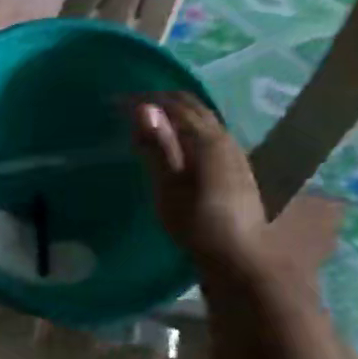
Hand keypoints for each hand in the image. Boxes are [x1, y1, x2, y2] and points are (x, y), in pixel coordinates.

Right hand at [131, 93, 268, 275]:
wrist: (242, 259)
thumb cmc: (199, 224)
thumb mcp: (169, 187)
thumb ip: (157, 147)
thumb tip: (143, 108)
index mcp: (208, 140)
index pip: (175, 105)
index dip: (146, 99)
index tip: (115, 102)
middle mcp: (226, 139)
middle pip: (194, 107)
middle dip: (161, 102)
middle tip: (129, 108)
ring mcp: (235, 154)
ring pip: (203, 120)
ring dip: (175, 115)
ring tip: (148, 123)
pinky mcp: (237, 169)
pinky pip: (207, 134)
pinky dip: (186, 129)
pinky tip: (175, 144)